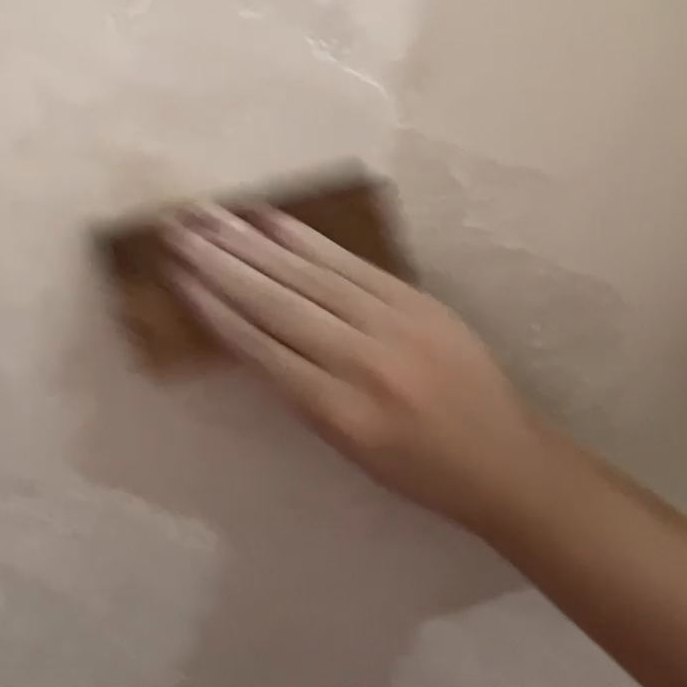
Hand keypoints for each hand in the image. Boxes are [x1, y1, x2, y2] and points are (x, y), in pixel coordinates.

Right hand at [164, 203, 548, 532]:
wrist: (507, 460)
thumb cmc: (417, 470)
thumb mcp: (345, 448)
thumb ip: (297, 391)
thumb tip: (249, 333)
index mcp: (337, 411)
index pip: (260, 349)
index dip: (215, 309)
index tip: (180, 277)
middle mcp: (360, 360)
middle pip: (275, 301)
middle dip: (220, 262)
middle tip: (179, 230)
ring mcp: (392, 322)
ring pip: (306, 274)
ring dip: (251, 241)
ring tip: (211, 216)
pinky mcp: (414, 298)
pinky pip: (348, 263)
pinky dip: (305, 238)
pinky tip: (271, 219)